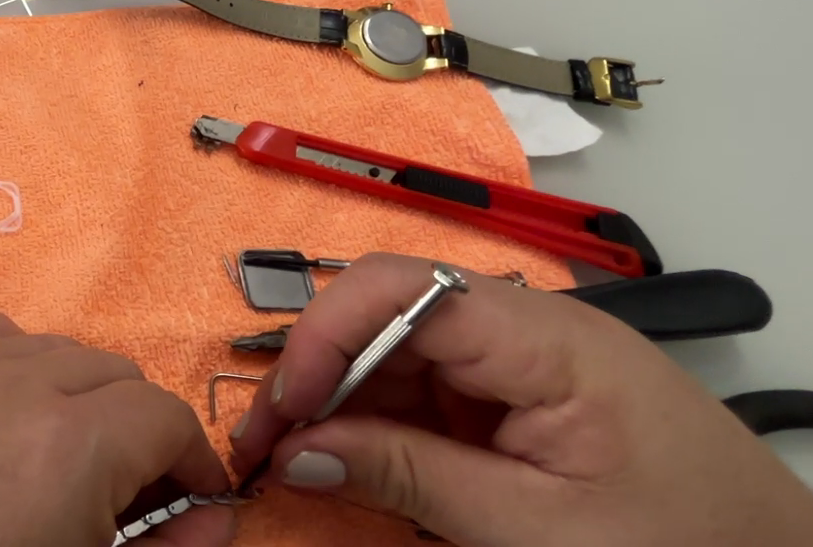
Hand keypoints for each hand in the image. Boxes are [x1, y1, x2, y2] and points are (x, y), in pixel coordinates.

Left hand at [0, 312, 234, 546]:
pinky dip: (20, 358)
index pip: (164, 414)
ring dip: (84, 391)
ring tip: (72, 452)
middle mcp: (18, 386)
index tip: (196, 495)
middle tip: (134, 489)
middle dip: (141, 426)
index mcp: (68, 446)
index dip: (193, 457)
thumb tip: (219, 518)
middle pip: (117, 372)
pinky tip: (16, 406)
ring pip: (60, 347)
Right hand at [230, 253, 812, 546]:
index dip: (326, 334)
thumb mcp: (542, 532)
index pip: (402, 289)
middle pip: (383, 316)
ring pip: (389, 352)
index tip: (286, 406)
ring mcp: (513, 354)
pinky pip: (419, 387)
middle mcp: (520, 324)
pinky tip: (348, 457)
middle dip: (317, 374)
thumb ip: (410, 478)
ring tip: (294, 456)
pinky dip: (375, 423)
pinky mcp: (509, 387)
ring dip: (337, 403)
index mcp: (545, 336)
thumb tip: (295, 453)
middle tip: (267, 440)